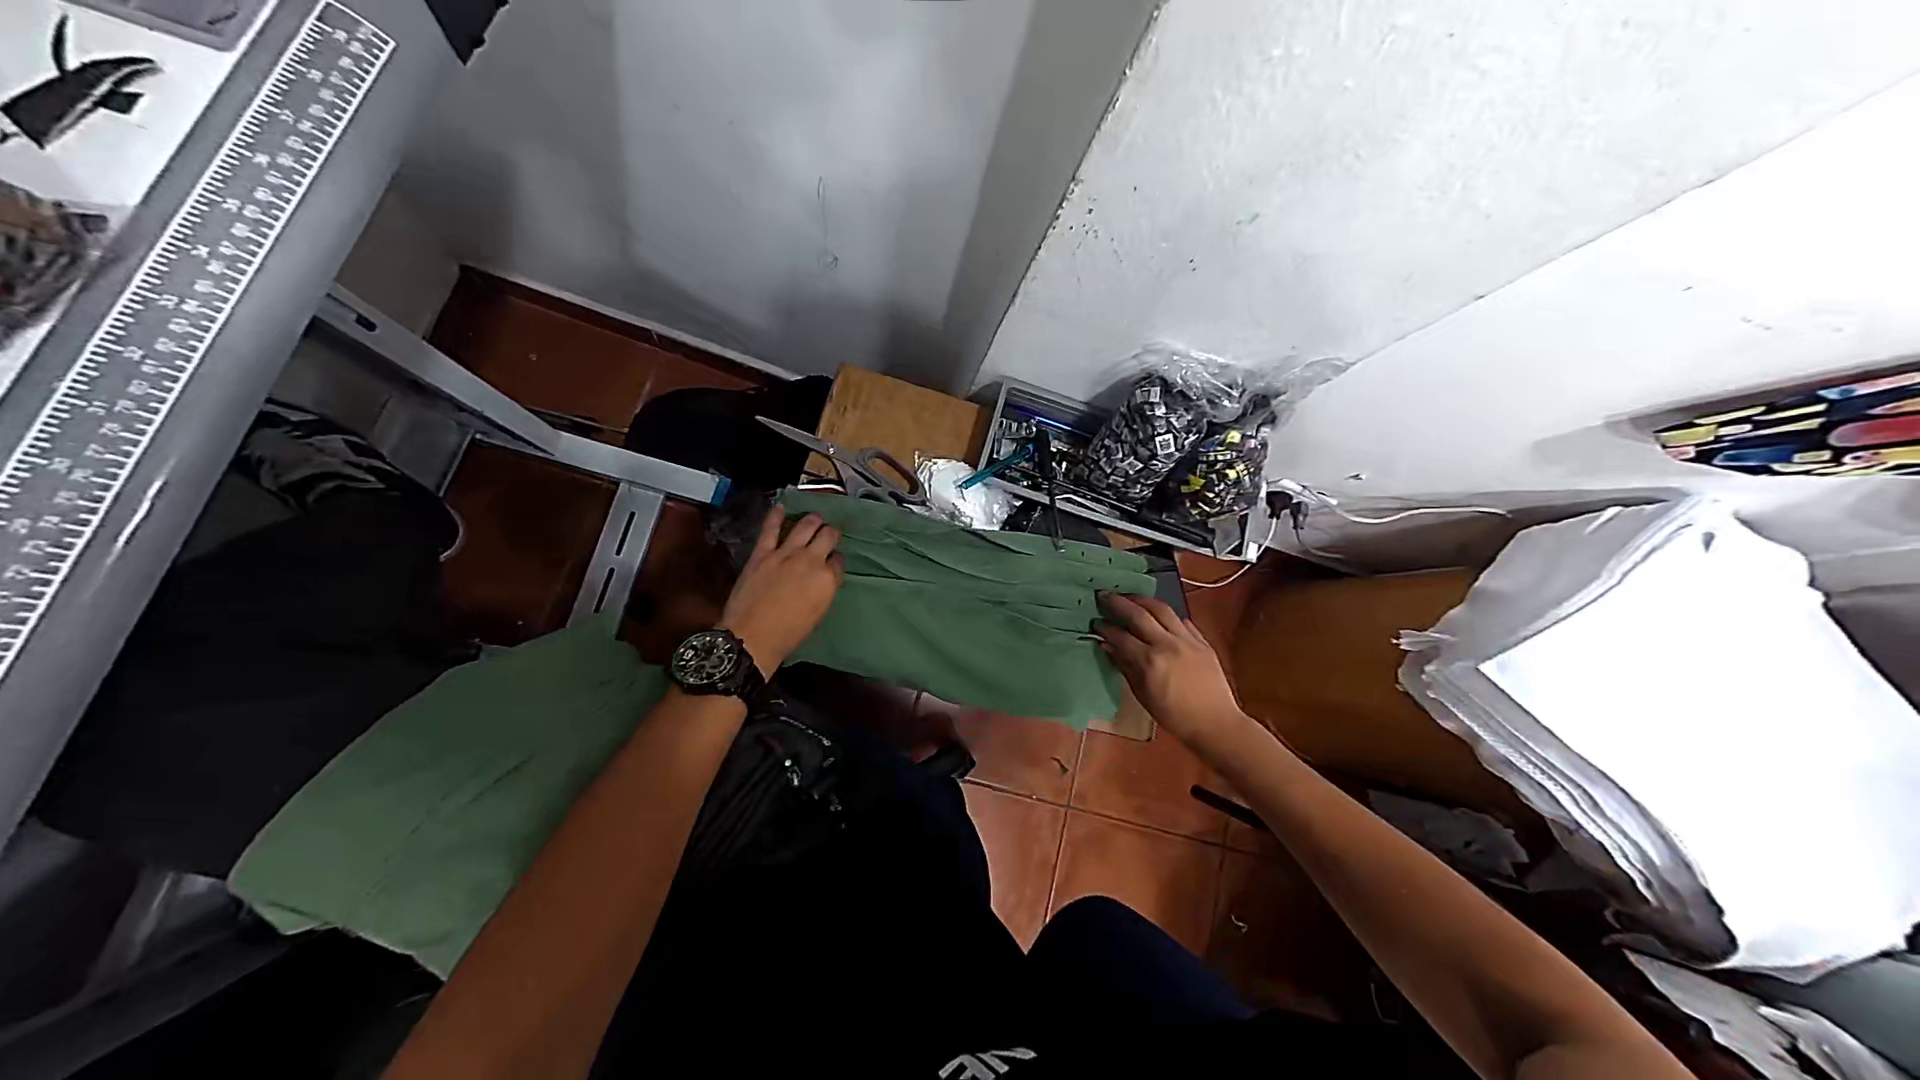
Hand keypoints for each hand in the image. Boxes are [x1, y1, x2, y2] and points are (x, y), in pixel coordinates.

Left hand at [718, 508, 844, 675]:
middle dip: (831, 533)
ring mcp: (786, 554)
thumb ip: (824, 590)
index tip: (833, 560)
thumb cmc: (789, 634)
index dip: (836, 559)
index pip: (838, 561)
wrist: (752, 638)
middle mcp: (811, 560)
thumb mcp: (818, 613)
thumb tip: (823, 579)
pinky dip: (776, 516)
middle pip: (827, 536)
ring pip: (805, 526)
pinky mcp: (762, 553)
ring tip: (815, 518)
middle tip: (829, 534)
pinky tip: (781, 508)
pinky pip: (770, 529)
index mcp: (828, 580)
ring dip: (813, 520)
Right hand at [1096, 593, 1249, 747]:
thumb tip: (1107, 647)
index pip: (1121, 636)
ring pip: (1162, 609)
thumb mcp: (1143, 695)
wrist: (1215, 722)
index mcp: (1150, 662)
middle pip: (1139, 614)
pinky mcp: (1202, 641)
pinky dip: (1166, 615)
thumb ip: (1125, 667)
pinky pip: (1181, 620)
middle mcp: (1167, 644)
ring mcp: (1187, 640)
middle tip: (1105, 596)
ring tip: (1129, 597)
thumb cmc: (1174, 716)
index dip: (1105, 627)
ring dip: (1142, 600)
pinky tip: (1158, 615)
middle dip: (1119, 603)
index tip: (1095, 622)